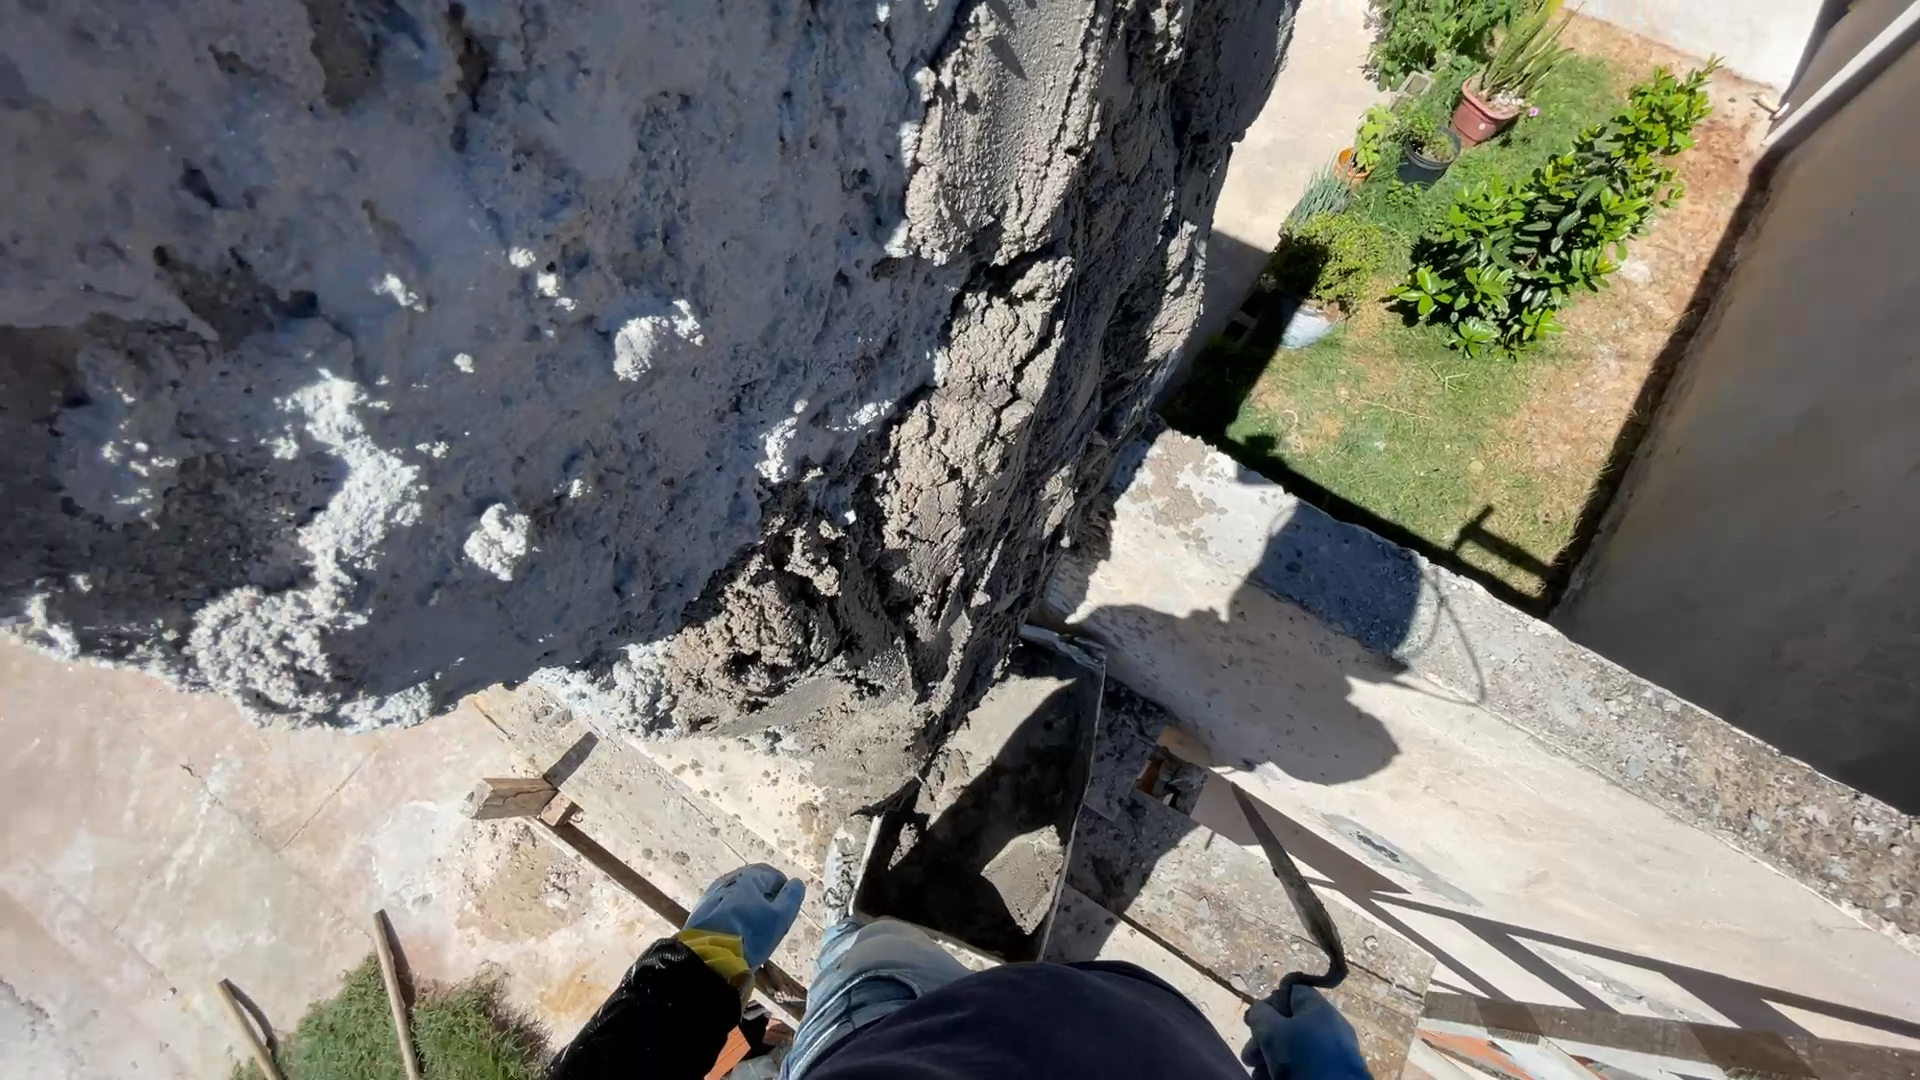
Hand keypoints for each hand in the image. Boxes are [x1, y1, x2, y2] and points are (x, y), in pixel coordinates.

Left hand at [683, 864, 805, 971]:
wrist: (707, 958)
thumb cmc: (749, 934)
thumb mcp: (780, 918)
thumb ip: (792, 897)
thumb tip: (796, 883)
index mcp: (749, 876)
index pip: (772, 875)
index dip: (783, 890)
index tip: (786, 907)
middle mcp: (728, 879)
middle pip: (752, 885)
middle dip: (764, 898)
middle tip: (771, 918)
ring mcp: (711, 896)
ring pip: (737, 898)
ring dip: (748, 908)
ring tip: (754, 929)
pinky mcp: (699, 913)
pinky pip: (723, 909)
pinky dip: (733, 917)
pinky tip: (736, 933)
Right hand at [1241, 984, 1370, 1079]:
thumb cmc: (1301, 1058)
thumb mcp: (1271, 1031)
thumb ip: (1260, 1014)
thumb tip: (1260, 1012)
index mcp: (1318, 1009)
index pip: (1290, 992)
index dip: (1268, 1004)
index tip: (1253, 1021)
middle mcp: (1329, 1029)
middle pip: (1288, 1025)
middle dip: (1264, 1040)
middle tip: (1249, 1056)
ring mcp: (1333, 1056)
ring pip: (1293, 1050)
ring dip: (1270, 1059)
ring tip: (1257, 1073)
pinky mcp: (1332, 1076)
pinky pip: (1304, 1067)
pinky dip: (1285, 1072)